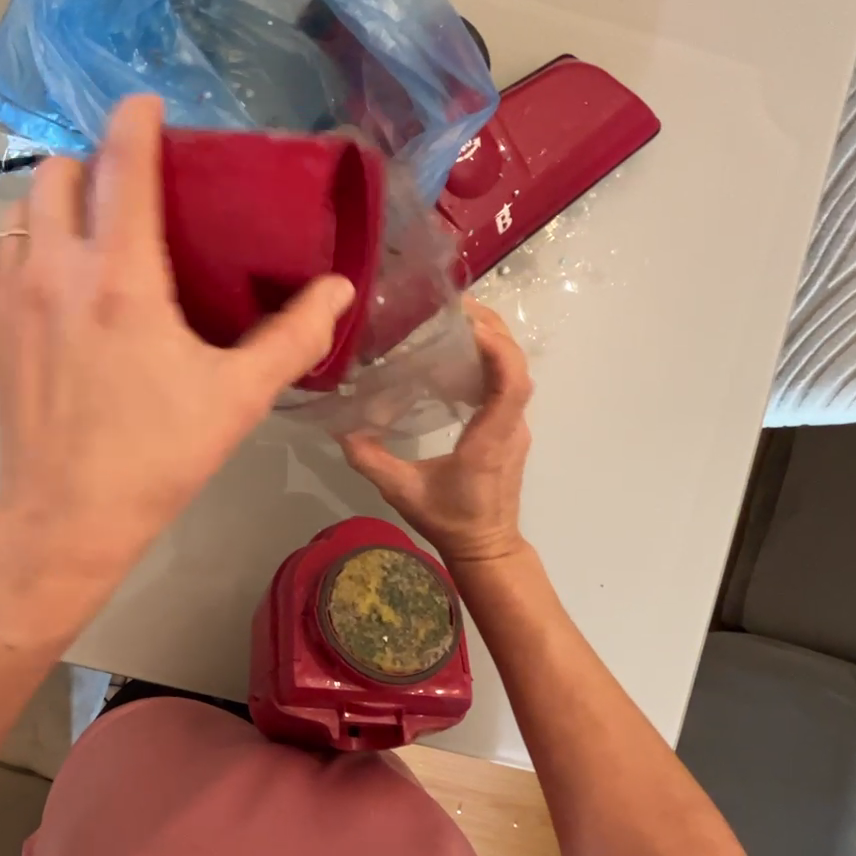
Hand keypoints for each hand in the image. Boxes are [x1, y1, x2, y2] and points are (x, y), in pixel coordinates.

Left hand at [0, 95, 355, 585]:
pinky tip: (58, 286)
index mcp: (120, 279)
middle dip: (92, 164)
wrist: (65, 521)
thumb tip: (339, 291)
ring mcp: (11, 300)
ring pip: (22, 212)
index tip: (149, 108)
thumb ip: (292, 338)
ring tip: (91, 234)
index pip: (123, 165)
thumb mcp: (236, 400)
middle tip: (128, 192)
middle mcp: (56, 271)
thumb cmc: (155, 458)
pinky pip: (3, 259)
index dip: (136, 121)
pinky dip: (29, 248)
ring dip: (56, 204)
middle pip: (58, 172)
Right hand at [340, 301, 533, 565]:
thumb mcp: (402, 491)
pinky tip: (457, 356)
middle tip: (452, 307)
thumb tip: (339, 428)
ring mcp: (514, 427)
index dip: (495, 347)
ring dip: (493, 341)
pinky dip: (490, 360)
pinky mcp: (509, 429)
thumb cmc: (449, 521)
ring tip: (454, 321)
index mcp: (490, 439)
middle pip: (517, 365)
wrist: (486, 548)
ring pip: (515, 371)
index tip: (465, 322)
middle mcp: (510, 426)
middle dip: (492, 329)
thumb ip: (370, 459)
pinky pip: (507, 384)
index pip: (511, 382)